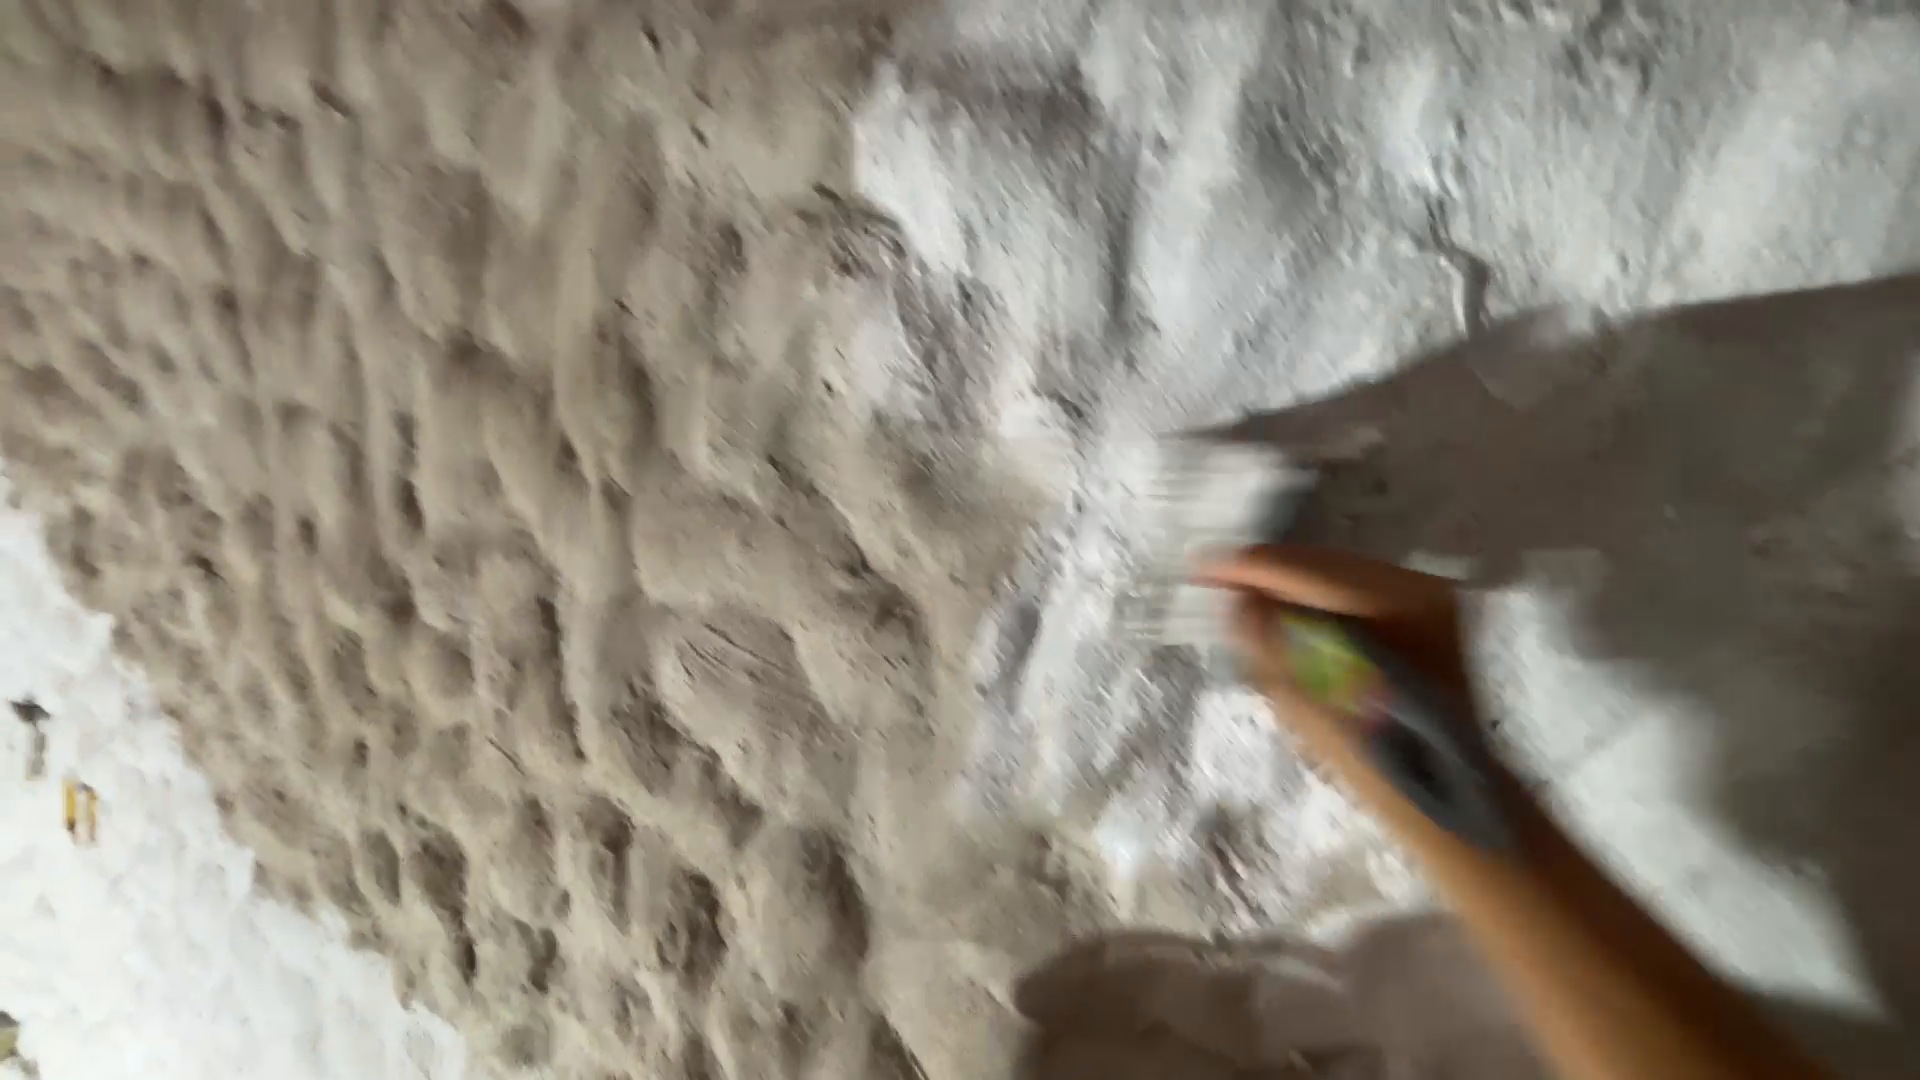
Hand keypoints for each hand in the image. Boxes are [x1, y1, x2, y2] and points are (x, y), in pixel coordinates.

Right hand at [1191, 544, 1484, 785]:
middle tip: (1214, 581)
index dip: (1241, 567)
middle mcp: (1411, 584)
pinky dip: (1315, 591)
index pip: (1297, 569)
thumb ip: (1263, 638)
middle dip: (1262, 570)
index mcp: (1384, 604)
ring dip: (1287, 580)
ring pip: (1333, 568)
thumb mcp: (1300, 699)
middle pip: (1315, 560)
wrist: (1443, 788)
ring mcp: (1423, 592)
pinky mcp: (1425, 608)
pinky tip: (1288, 607)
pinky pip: (1353, 583)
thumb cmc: (1367, 753)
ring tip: (1244, 594)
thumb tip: (1236, 595)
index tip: (1197, 569)